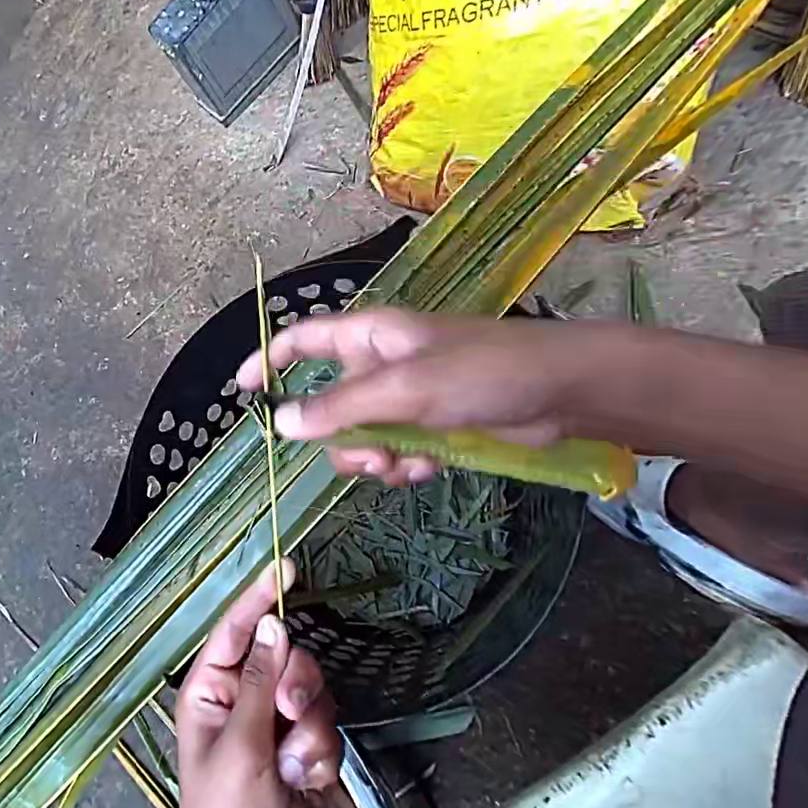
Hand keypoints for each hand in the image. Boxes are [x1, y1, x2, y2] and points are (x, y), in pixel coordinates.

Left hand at [164, 560, 378, 807]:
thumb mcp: (238, 749)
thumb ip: (259, 683)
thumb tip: (272, 624)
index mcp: (209, 696)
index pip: (233, 634)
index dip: (257, 599)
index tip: (285, 566)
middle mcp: (245, 704)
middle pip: (283, 659)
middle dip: (294, 683)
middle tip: (289, 712)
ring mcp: (280, 730)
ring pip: (312, 693)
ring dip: (310, 729)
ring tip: (294, 768)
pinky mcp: (310, 754)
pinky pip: (328, 729)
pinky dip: (321, 754)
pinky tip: (306, 784)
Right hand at [236, 308, 627, 484]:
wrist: (563, 394)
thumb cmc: (484, 371)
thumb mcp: (405, 387)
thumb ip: (341, 406)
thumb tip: (281, 424)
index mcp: (368, 338)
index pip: (302, 340)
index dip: (268, 361)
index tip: (244, 391)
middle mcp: (380, 367)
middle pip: (327, 408)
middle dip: (341, 440)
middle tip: (369, 457)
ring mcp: (404, 400)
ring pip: (359, 438)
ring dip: (373, 460)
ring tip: (404, 465)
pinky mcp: (429, 428)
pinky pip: (393, 454)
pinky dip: (403, 467)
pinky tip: (427, 469)